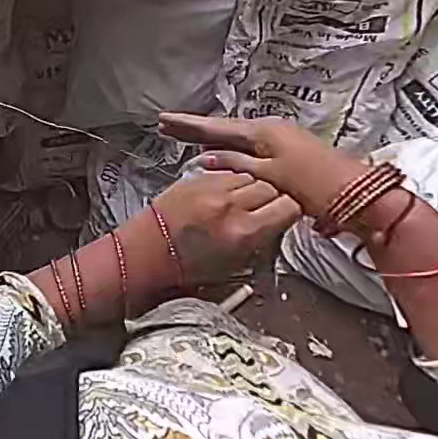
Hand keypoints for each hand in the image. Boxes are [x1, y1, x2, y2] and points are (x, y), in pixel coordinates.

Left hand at [142, 170, 301, 283]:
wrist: (147, 252)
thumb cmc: (187, 266)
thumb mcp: (235, 262)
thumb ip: (262, 239)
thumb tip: (279, 222)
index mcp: (244, 231)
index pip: (289, 206)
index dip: (290, 210)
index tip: (285, 215)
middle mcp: (230, 205)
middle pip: (271, 187)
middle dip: (272, 197)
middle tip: (265, 208)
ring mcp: (211, 188)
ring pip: (250, 175)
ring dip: (251, 186)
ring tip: (242, 200)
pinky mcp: (195, 178)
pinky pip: (225, 172)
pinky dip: (230, 181)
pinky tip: (223, 194)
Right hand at [157, 113, 367, 218]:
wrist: (361, 196)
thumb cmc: (316, 185)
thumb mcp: (271, 175)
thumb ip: (237, 164)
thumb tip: (207, 158)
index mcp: (263, 131)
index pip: (216, 127)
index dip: (188, 126)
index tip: (164, 121)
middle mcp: (269, 130)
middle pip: (222, 128)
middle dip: (194, 129)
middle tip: (166, 125)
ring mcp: (278, 140)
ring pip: (233, 136)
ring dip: (208, 137)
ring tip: (182, 135)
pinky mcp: (283, 152)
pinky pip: (244, 145)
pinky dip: (225, 146)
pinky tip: (214, 150)